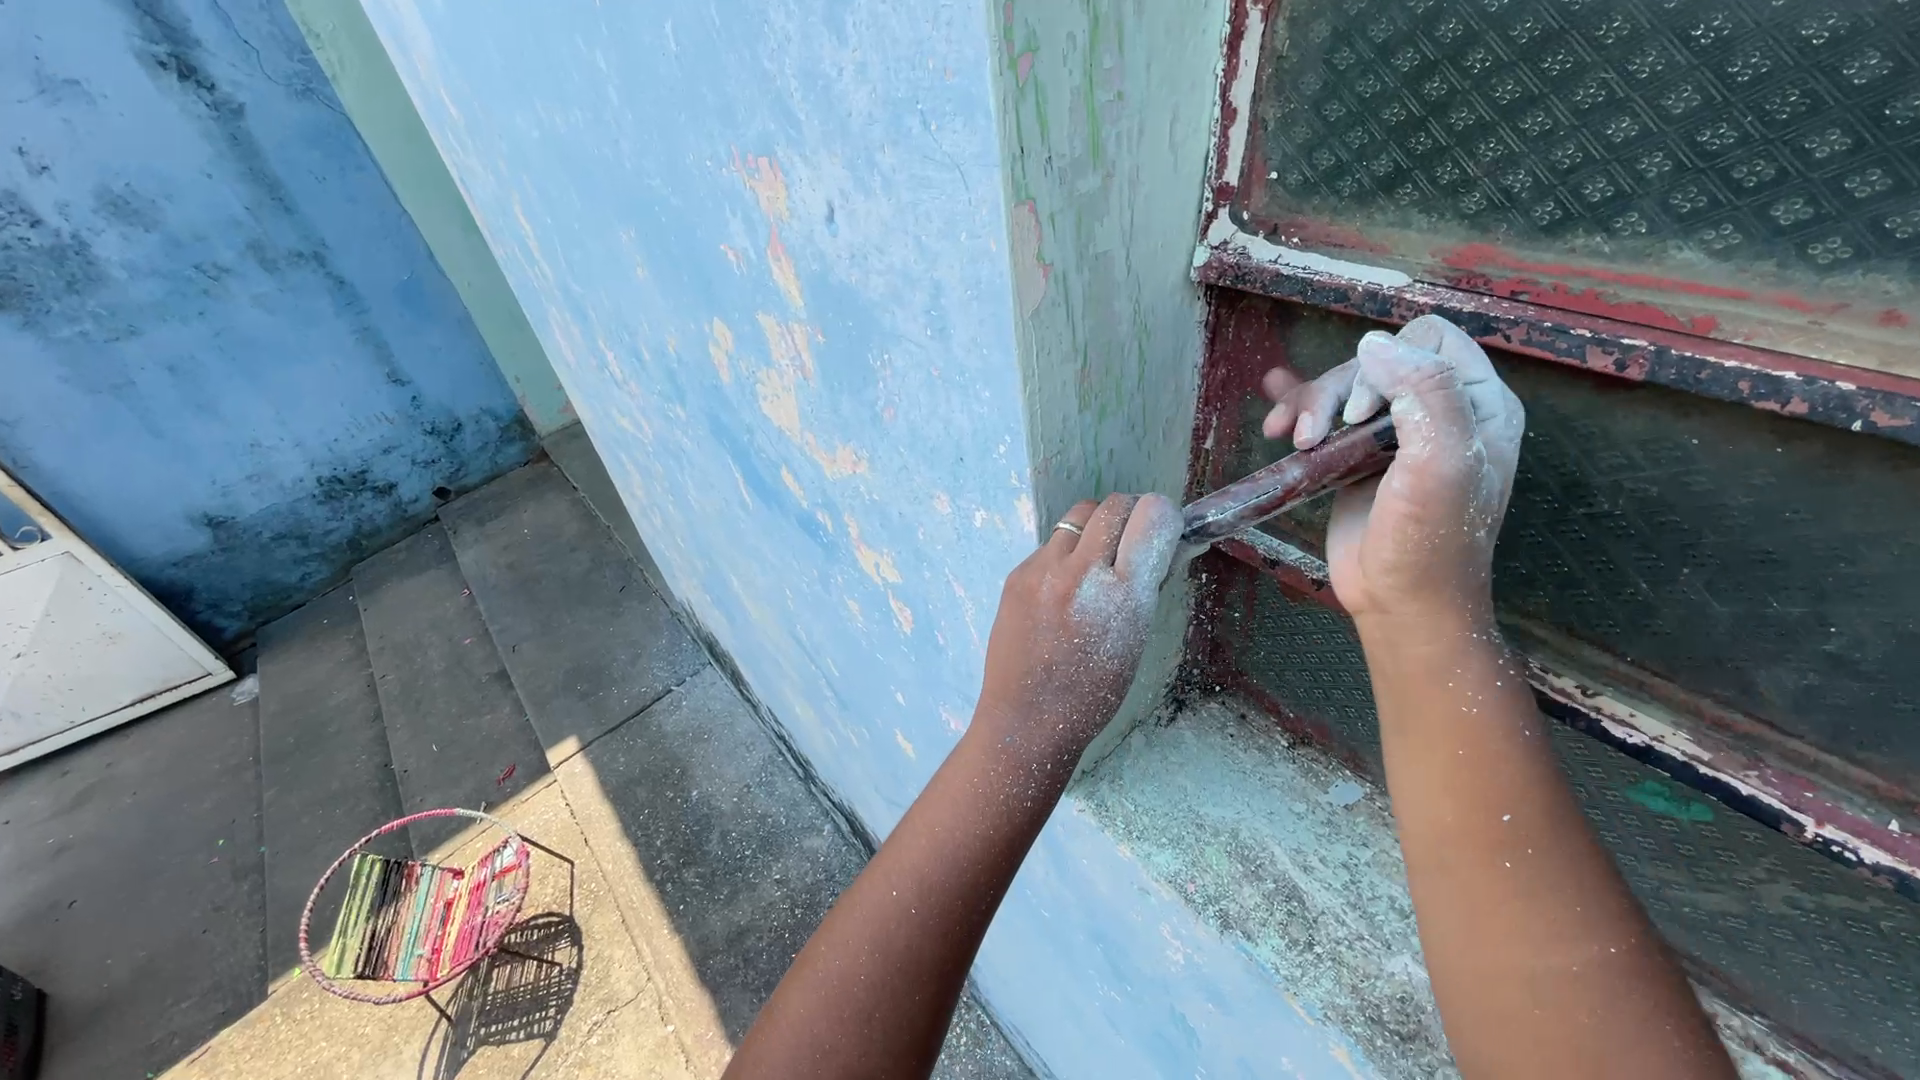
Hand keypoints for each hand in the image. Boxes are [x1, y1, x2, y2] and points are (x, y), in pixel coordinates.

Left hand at [974, 493, 1181, 770]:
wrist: (1026, 720)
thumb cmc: (1092, 693)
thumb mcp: (1136, 639)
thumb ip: (1143, 585)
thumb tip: (1154, 542)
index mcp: (1123, 596)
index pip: (1152, 516)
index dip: (1161, 517)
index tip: (1161, 530)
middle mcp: (1081, 573)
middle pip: (1114, 505)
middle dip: (1129, 516)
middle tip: (1129, 543)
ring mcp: (1042, 570)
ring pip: (1078, 517)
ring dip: (1094, 531)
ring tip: (1093, 566)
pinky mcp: (1016, 575)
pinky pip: (1051, 544)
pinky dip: (1064, 555)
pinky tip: (1061, 591)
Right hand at [1260, 315, 1523, 626]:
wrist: (1399, 603)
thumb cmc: (1430, 542)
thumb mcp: (1441, 463)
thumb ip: (1424, 393)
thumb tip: (1371, 343)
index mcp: (1477, 404)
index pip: (1431, 341)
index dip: (1387, 364)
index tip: (1362, 414)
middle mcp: (1437, 413)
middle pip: (1375, 363)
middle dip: (1335, 392)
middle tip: (1312, 436)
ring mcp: (1392, 437)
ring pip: (1343, 389)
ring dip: (1308, 405)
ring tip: (1286, 439)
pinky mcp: (1355, 460)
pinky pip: (1324, 419)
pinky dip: (1296, 410)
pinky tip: (1273, 413)